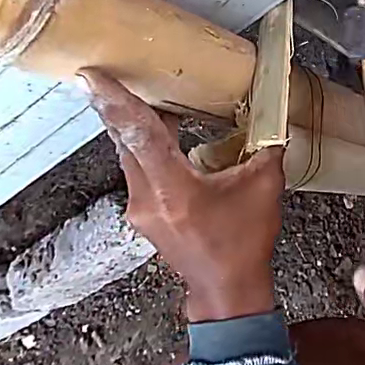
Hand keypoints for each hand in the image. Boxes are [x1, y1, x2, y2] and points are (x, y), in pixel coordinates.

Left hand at [79, 68, 285, 321]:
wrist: (225, 291)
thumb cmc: (243, 242)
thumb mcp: (263, 187)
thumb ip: (266, 147)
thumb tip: (272, 116)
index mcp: (174, 189)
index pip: (140, 135)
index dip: (117, 102)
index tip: (93, 77)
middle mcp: (146, 198)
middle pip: (125, 141)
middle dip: (117, 106)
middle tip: (108, 74)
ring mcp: (139, 208)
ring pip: (128, 154)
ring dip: (133, 125)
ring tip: (139, 94)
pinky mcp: (142, 214)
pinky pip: (137, 168)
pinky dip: (144, 145)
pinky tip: (162, 130)